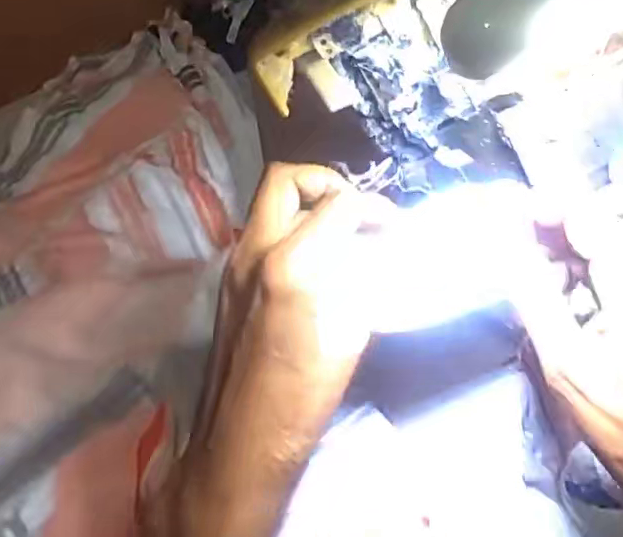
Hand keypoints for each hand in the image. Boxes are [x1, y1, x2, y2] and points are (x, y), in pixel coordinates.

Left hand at [151, 163, 393, 536]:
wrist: (237, 444)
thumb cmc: (301, 398)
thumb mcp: (350, 335)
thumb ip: (367, 279)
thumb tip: (385, 247)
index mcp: (289, 264)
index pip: (339, 203)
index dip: (374, 207)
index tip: (392, 224)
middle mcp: (254, 249)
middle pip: (287, 178)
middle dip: (326, 181)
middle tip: (353, 209)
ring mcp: (235, 261)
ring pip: (270, 201)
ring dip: (307, 202)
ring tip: (338, 231)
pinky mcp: (229, 277)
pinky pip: (262, 228)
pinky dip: (292, 226)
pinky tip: (315, 259)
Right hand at [512, 184, 622, 536]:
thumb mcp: (566, 362)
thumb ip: (533, 293)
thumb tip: (503, 241)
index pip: (583, 212)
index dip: (540, 207)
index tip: (502, 219)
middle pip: (592, 211)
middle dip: (549, 222)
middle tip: (516, 248)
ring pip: (595, 229)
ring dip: (558, 242)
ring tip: (533, 275)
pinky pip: (602, 251)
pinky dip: (572, 260)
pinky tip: (556, 291)